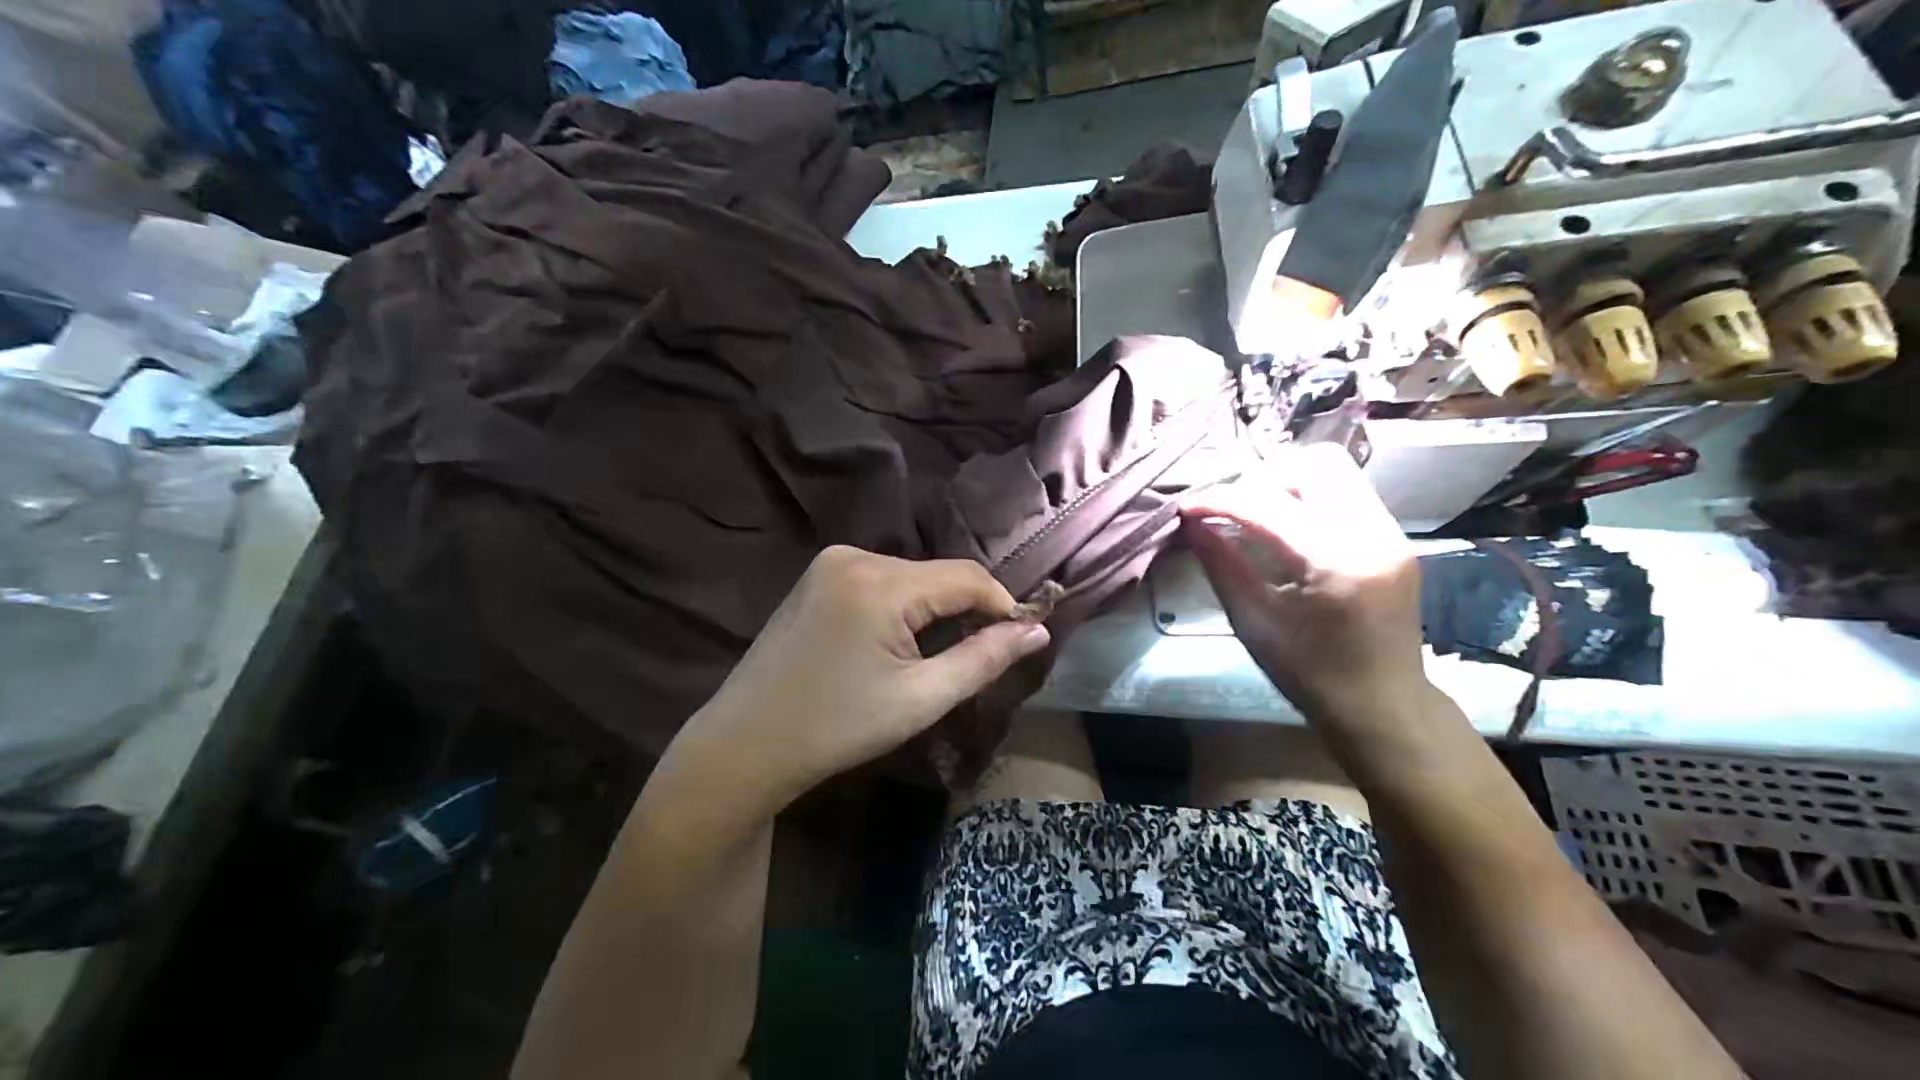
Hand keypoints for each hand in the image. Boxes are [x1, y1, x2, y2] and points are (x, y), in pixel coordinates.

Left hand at [671, 546, 1050, 810]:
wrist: (746, 743)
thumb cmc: (837, 727)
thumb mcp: (920, 699)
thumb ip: (983, 659)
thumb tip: (1037, 630)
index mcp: (880, 583)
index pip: (966, 576)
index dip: (1002, 605)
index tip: (1020, 640)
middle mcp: (855, 556)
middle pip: (937, 574)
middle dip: (965, 611)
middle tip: (977, 658)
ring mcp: (830, 563)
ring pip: (911, 577)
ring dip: (934, 609)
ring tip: (934, 658)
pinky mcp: (818, 576)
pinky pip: (881, 581)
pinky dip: (902, 606)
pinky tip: (894, 644)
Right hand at [1182, 443, 1428, 729]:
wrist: (1383, 706)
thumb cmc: (1310, 675)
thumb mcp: (1254, 623)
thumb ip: (1221, 565)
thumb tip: (1190, 525)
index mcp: (1335, 563)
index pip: (1267, 504)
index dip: (1220, 500)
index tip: (1187, 509)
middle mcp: (1371, 535)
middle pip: (1314, 464)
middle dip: (1262, 479)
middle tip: (1232, 510)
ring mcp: (1391, 533)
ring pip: (1335, 472)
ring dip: (1288, 484)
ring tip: (1257, 516)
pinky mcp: (1395, 538)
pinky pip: (1348, 493)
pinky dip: (1310, 498)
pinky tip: (1289, 529)